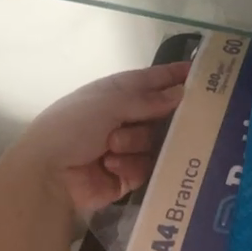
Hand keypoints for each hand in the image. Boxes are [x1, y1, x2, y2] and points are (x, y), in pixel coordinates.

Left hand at [2, 62, 189, 214]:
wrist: (47, 173)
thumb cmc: (73, 126)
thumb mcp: (109, 102)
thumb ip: (148, 99)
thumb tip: (181, 93)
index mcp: (117, 93)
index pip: (153, 80)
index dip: (176, 76)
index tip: (204, 75)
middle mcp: (125, 117)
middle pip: (162, 114)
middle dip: (161, 117)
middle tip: (178, 118)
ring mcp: (127, 148)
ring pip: (156, 141)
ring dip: (134, 142)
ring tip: (111, 147)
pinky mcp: (129, 175)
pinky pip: (147, 167)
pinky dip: (129, 165)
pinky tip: (110, 165)